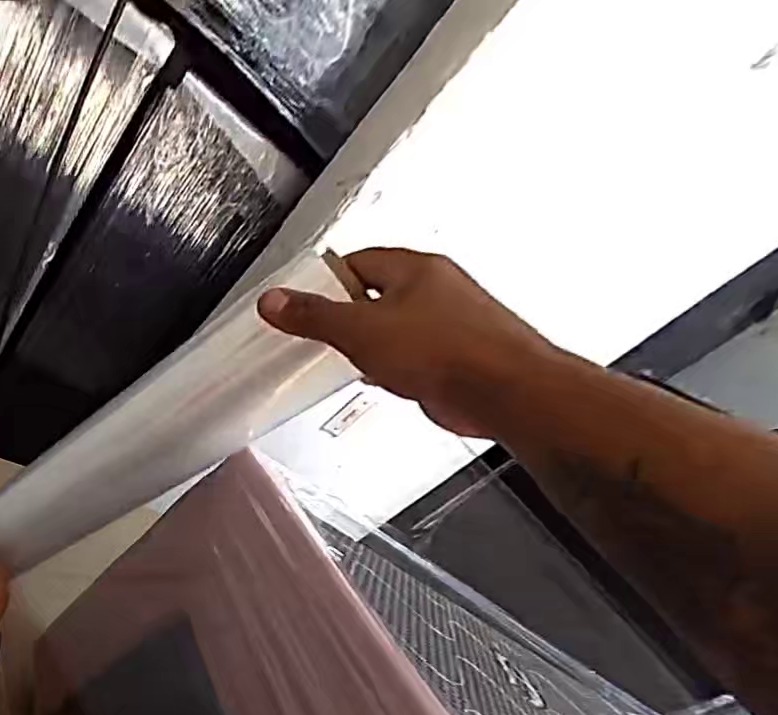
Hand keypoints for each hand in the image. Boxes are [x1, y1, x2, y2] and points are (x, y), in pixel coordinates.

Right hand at [257, 247, 581, 436]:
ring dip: (368, 336)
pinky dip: (389, 360)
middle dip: (345, 309)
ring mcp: (447, 321)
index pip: (357, 262)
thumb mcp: (360, 330)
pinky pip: (410, 350)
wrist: (502, 390)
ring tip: (345, 351)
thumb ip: (313, 316)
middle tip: (318, 324)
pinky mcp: (452, 354)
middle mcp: (435, 289)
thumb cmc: (449, 352)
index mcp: (415, 270)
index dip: (325, 278)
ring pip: (394, 321)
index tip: (302, 294)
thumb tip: (275, 301)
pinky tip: (379, 375)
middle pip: (376, 290)